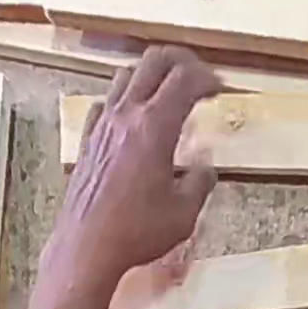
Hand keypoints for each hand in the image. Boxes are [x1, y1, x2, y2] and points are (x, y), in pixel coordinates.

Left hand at [40, 46, 220, 291]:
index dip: (207, 78)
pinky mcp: (88, 141)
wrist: (88, 246)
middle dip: (182, 62)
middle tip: (197, 76)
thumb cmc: (136, 233)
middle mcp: (126, 116)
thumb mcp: (184, 214)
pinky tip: (132, 118)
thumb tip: (206, 170)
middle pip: (155, 62)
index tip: (219, 89)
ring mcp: (103, 125)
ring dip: (151, 76)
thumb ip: (200, 184)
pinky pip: (106, 103)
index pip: (185, 81)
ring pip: (127, 75)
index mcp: (154, 127)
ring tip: (167, 93)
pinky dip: (124, 100)